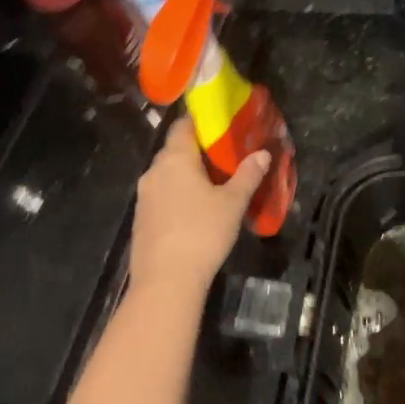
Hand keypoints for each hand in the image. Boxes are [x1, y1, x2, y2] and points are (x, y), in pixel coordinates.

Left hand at [129, 117, 270, 299]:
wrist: (165, 282)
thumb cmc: (202, 233)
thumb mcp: (233, 203)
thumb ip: (248, 175)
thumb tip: (263, 153)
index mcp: (175, 159)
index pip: (184, 125)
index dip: (202, 121)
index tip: (223, 124)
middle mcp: (154, 171)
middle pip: (175, 149)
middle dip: (199, 150)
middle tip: (225, 156)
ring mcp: (144, 196)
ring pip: (168, 173)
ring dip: (188, 174)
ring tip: (214, 183)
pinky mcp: (141, 219)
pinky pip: (162, 194)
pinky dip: (178, 194)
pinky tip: (196, 209)